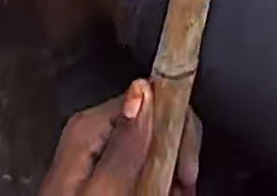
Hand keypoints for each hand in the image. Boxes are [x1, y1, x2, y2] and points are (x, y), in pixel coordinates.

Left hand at [37, 80, 198, 195]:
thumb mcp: (101, 194)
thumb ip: (123, 144)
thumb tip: (143, 90)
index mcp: (90, 127)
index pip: (147, 97)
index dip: (175, 128)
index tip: (186, 170)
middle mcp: (94, 131)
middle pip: (151, 120)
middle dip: (176, 153)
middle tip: (183, 190)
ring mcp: (98, 152)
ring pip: (150, 144)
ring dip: (170, 171)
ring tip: (177, 195)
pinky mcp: (102, 173)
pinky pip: (139, 164)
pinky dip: (157, 181)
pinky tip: (161, 194)